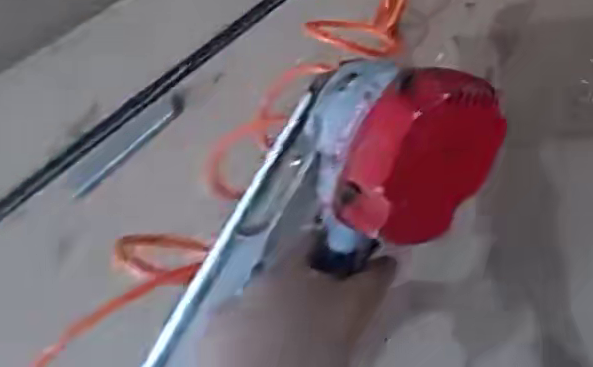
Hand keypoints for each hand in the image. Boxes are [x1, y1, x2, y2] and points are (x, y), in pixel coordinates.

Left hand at [197, 237, 396, 366]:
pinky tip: (280, 355)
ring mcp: (217, 327)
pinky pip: (240, 338)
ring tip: (306, 337)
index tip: (356, 266)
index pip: (315, 238)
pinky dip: (259, 341)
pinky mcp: (205, 360)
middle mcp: (244, 287)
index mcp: (281, 267)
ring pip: (262, 307)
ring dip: (284, 314)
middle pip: (288, 274)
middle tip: (333, 307)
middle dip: (311, 285)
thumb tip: (387, 258)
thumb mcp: (358, 306)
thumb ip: (376, 273)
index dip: (339, 247)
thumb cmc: (313, 345)